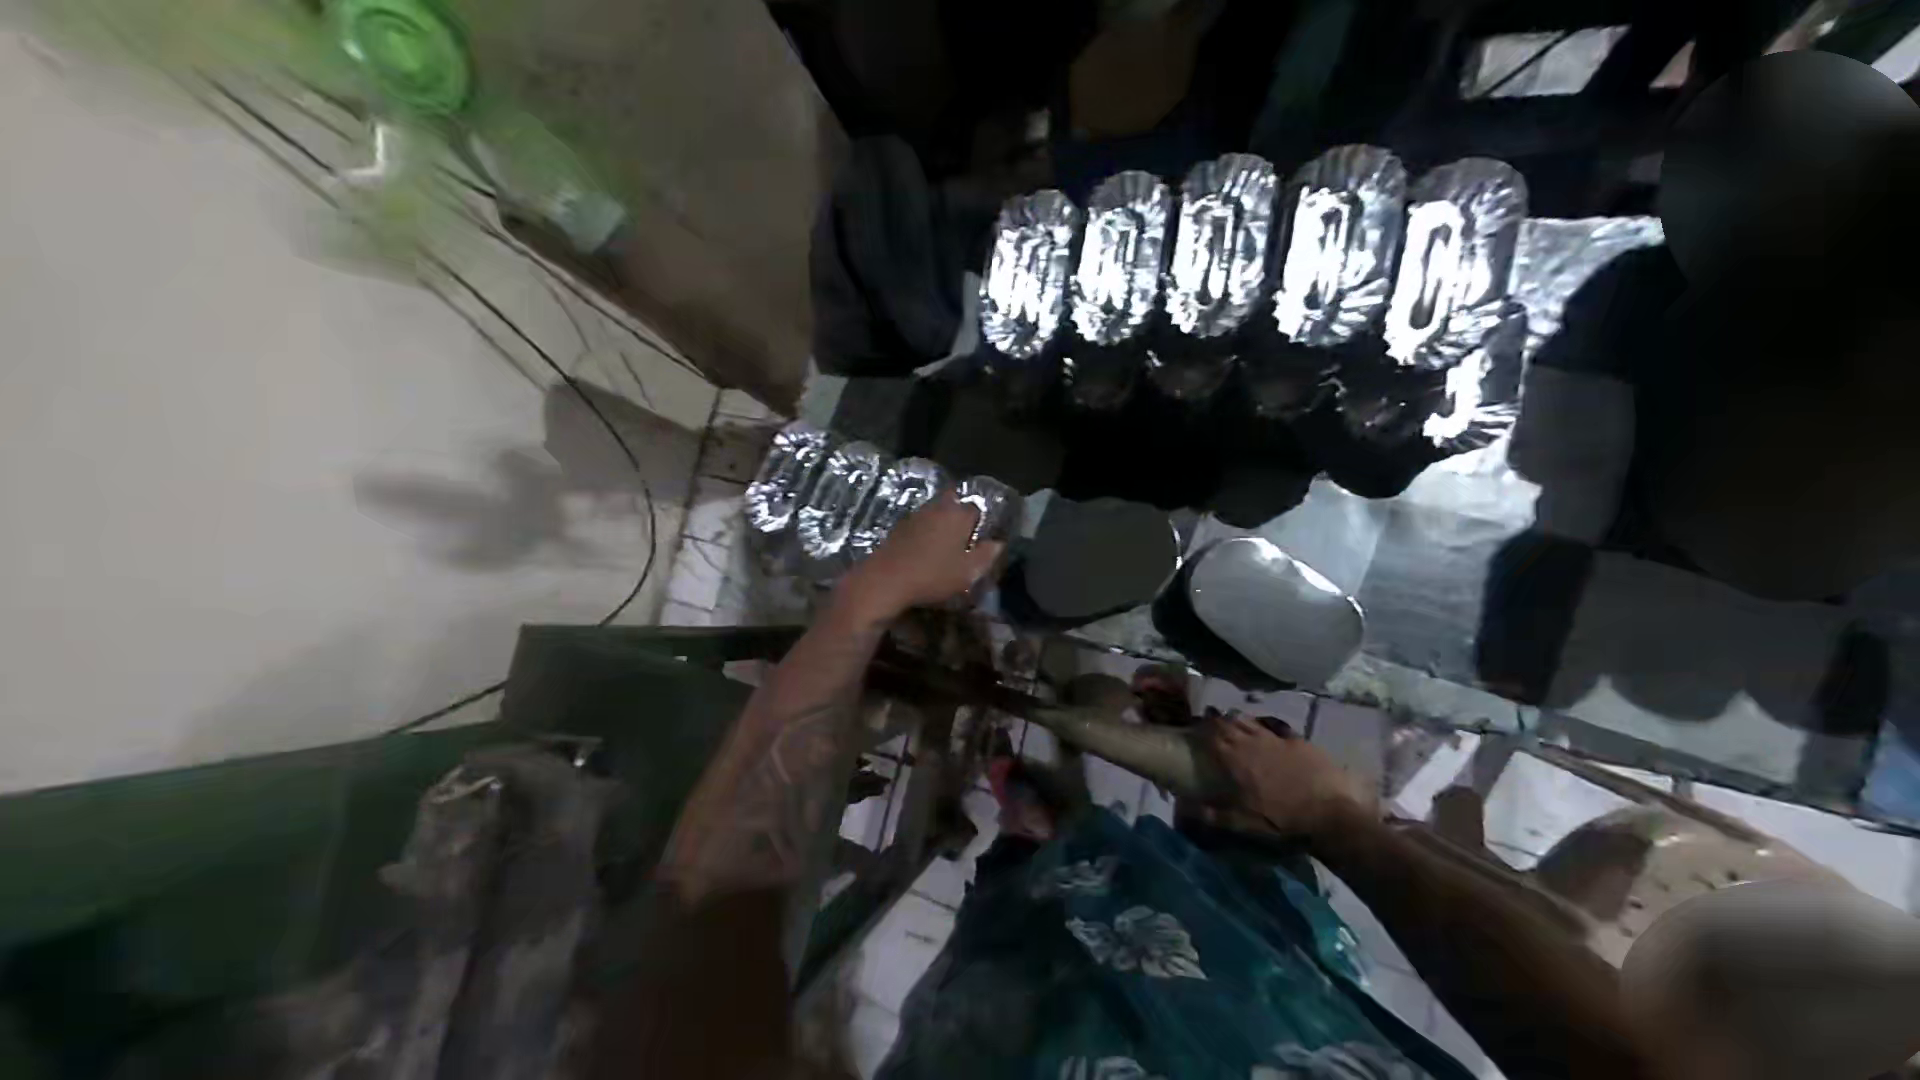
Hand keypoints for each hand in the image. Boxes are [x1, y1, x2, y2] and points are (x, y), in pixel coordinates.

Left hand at [837, 492, 1005, 619]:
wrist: (885, 580)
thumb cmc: (933, 575)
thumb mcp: (967, 572)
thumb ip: (986, 555)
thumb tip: (998, 543)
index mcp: (958, 515)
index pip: (977, 508)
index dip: (982, 521)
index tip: (984, 536)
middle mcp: (937, 508)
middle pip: (954, 503)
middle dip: (961, 515)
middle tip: (966, 536)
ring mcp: (916, 515)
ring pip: (936, 511)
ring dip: (942, 522)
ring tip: (947, 544)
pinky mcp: (899, 526)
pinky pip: (921, 523)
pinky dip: (926, 531)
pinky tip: (926, 549)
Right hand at [1204, 711, 1376, 839]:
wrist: (1331, 816)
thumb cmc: (1284, 822)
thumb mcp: (1245, 824)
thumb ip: (1216, 815)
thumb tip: (1190, 808)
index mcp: (1236, 761)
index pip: (1213, 737)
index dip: (1202, 729)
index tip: (1196, 727)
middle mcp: (1252, 743)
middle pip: (1230, 724)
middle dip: (1219, 720)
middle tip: (1212, 719)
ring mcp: (1276, 740)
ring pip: (1251, 721)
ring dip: (1240, 719)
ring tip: (1234, 718)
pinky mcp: (1299, 741)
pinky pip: (1278, 726)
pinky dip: (1268, 723)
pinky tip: (1267, 725)